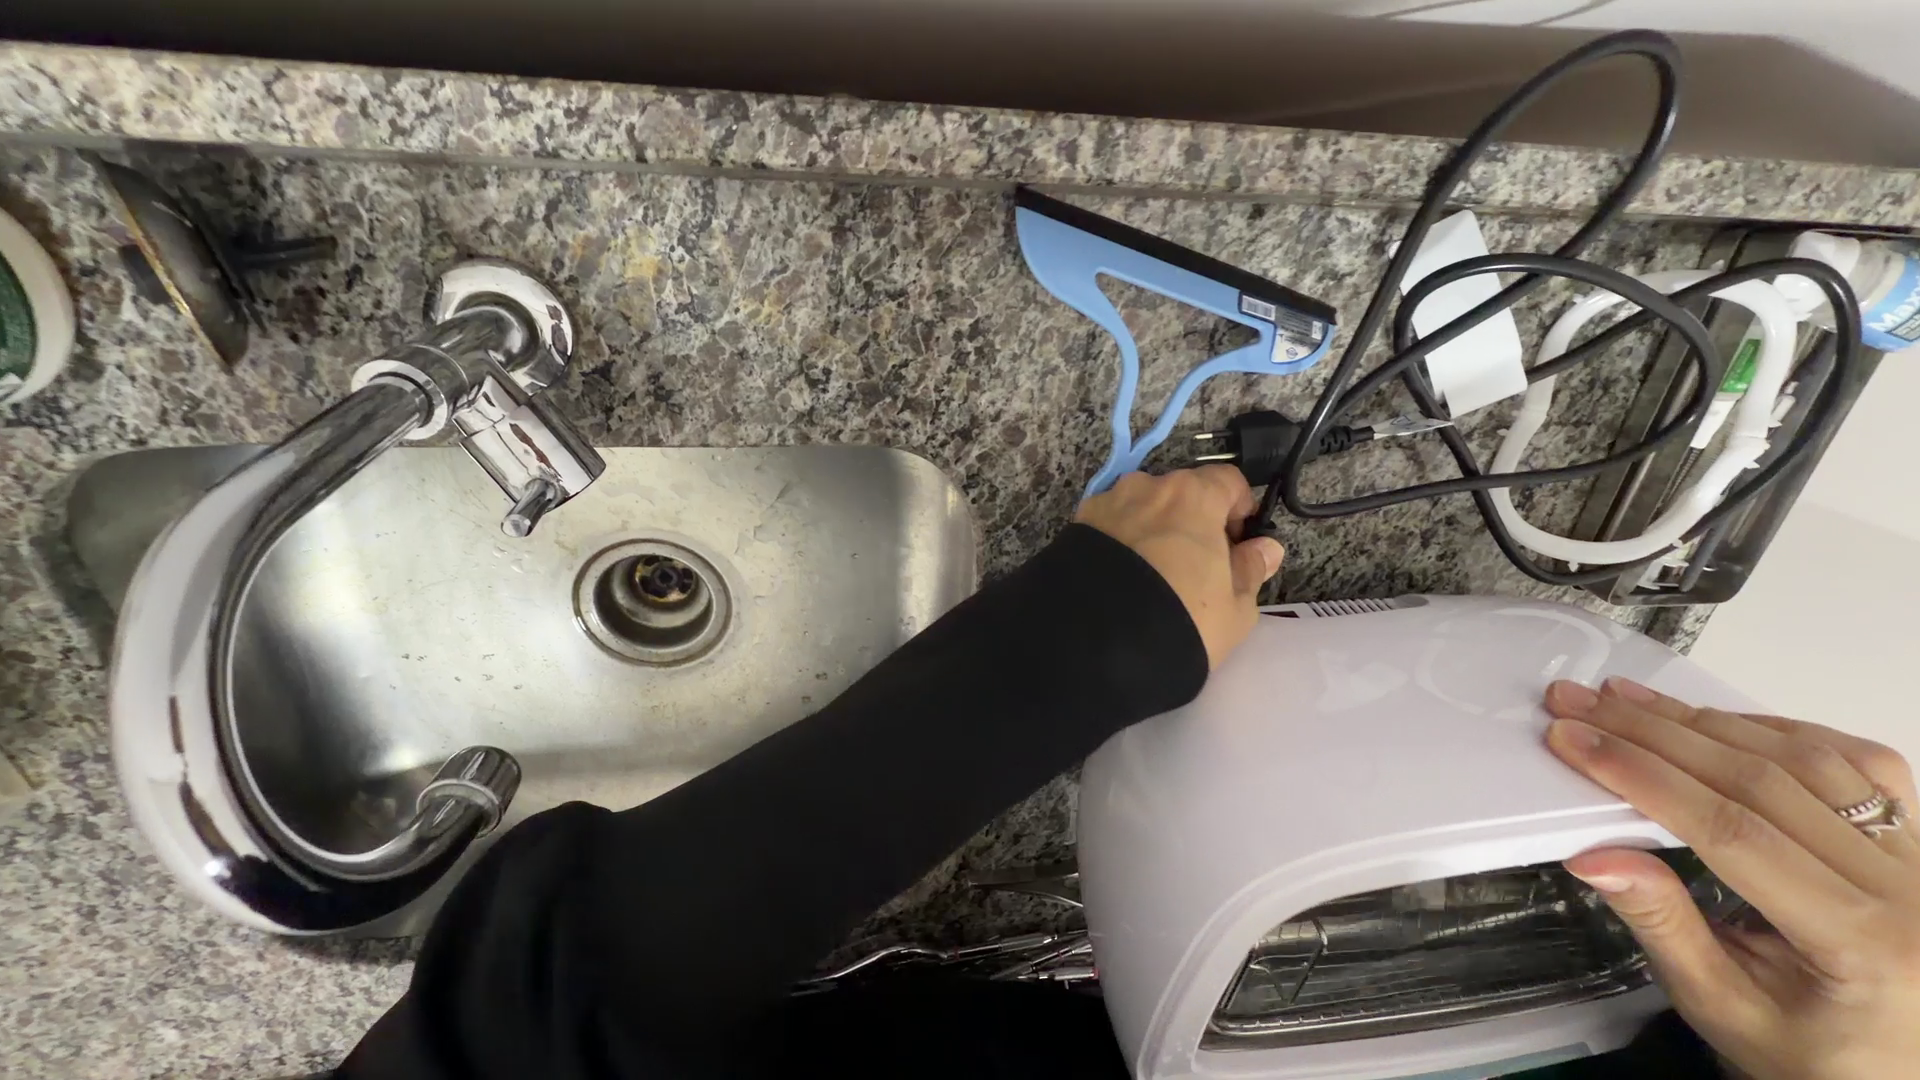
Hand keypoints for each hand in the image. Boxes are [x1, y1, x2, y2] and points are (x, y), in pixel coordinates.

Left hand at [1074, 467, 1283, 669]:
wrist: (1094, 645)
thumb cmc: (1179, 621)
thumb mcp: (1234, 608)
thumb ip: (1251, 570)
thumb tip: (1265, 548)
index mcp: (1192, 496)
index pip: (1227, 481)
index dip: (1238, 508)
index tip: (1238, 542)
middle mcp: (1146, 488)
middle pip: (1181, 493)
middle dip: (1192, 521)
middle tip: (1197, 567)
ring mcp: (1105, 505)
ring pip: (1141, 509)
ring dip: (1153, 530)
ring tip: (1154, 577)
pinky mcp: (1074, 528)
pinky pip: (1109, 528)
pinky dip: (1120, 543)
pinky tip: (1120, 580)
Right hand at [1542, 677, 1919, 1079]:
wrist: (1902, 1071)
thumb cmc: (1808, 1055)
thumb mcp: (1723, 1006)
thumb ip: (1663, 926)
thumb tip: (1592, 857)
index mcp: (1862, 942)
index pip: (1730, 830)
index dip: (1640, 775)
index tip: (1570, 739)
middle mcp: (1908, 890)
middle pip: (1760, 779)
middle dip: (1651, 732)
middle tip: (1576, 701)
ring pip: (1805, 758)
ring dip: (1701, 719)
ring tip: (1624, 697)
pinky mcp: (1918, 843)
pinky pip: (1858, 763)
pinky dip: (1778, 728)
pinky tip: (1718, 720)